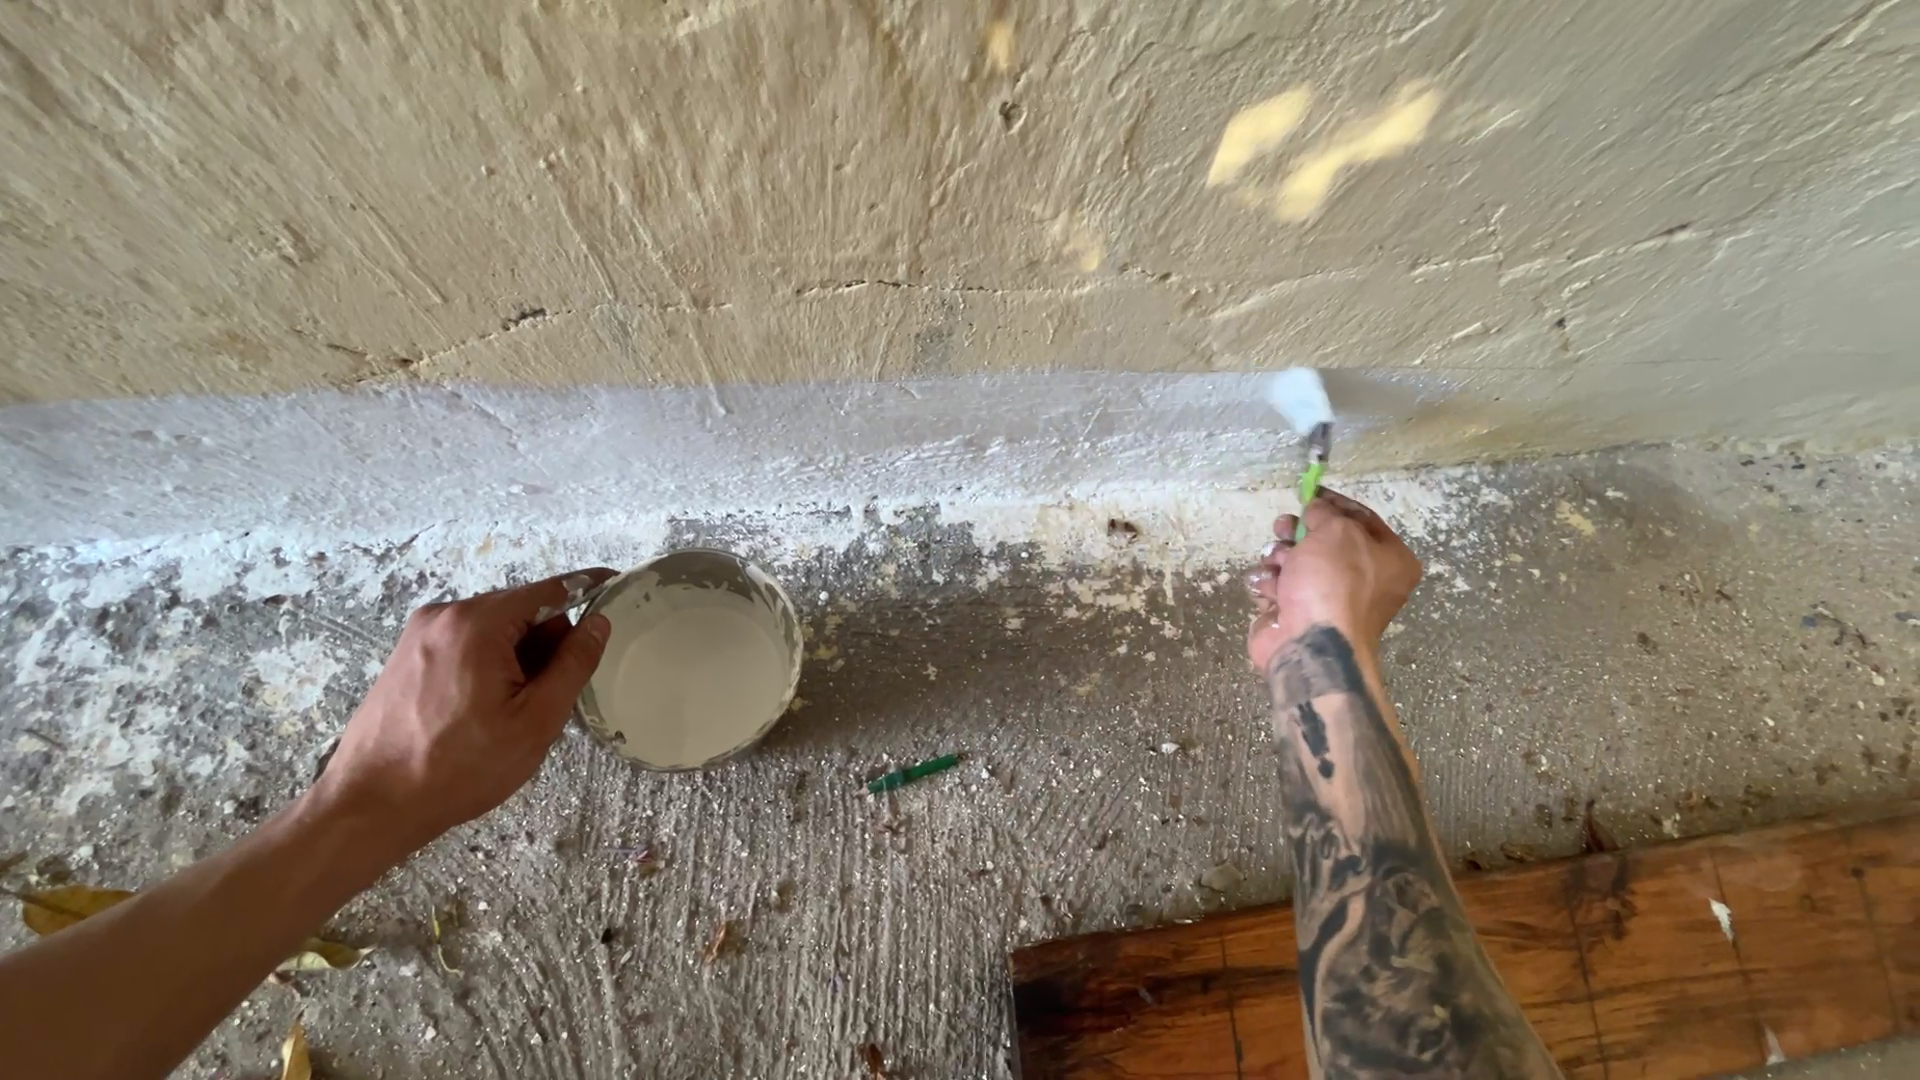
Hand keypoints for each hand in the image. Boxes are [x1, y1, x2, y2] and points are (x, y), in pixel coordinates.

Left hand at [314, 570, 615, 855]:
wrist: (369, 808)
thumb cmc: (461, 766)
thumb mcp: (537, 718)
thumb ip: (574, 663)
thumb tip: (599, 622)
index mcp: (477, 623)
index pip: (551, 589)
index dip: (590, 588)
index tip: (620, 587)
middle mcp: (445, 615)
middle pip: (523, 609)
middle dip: (549, 642)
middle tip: (553, 693)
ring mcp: (421, 634)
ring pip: (497, 629)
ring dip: (521, 657)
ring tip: (517, 709)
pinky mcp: (408, 655)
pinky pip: (469, 643)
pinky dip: (492, 664)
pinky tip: (488, 707)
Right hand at [1246, 489, 1421, 673]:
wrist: (1311, 643)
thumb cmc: (1333, 583)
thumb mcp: (1335, 532)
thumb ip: (1325, 512)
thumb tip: (1315, 509)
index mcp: (1390, 560)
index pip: (1362, 518)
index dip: (1333, 503)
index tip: (1308, 493)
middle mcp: (1365, 580)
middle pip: (1324, 540)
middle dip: (1298, 532)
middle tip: (1282, 528)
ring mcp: (1328, 599)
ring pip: (1295, 562)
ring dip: (1279, 558)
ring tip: (1275, 565)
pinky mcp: (1297, 613)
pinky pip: (1278, 586)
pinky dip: (1269, 584)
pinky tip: (1268, 588)